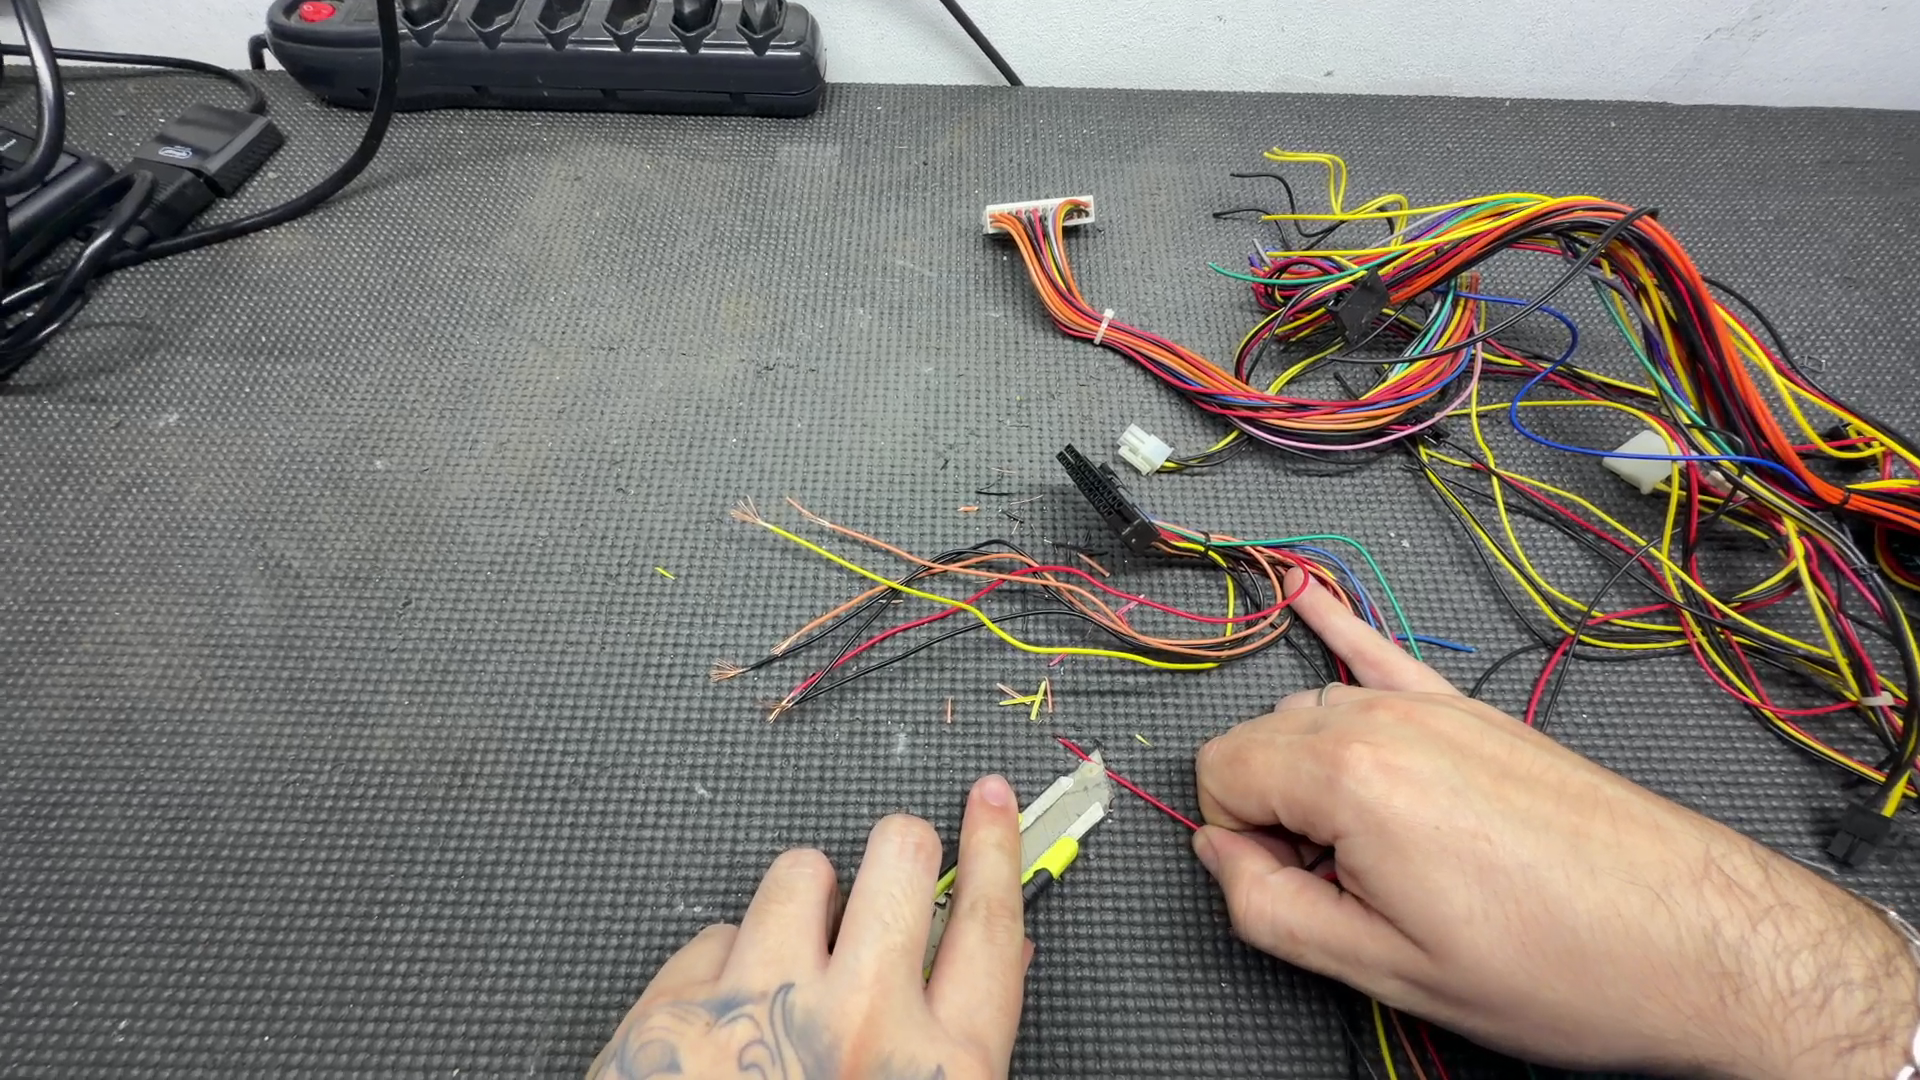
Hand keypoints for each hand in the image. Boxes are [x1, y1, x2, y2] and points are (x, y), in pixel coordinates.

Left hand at [588, 775, 1030, 1079]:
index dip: (994, 844)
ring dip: (803, 904)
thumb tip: (1000, 952)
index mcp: (938, 1075)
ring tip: (792, 968)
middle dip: (900, 849)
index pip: (989, 921)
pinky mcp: (673, 1014)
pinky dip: (726, 965)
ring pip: (802, 868)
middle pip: (901, 853)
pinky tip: (722, 1026)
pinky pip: (718, 930)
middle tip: (884, 879)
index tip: (989, 798)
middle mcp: (857, 1026)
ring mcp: (761, 1007)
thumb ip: (965, 1039)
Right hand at [1193, 571, 1918, 1079]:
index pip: (1217, 772)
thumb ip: (1265, 908)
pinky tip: (1302, 597)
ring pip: (1299, 711)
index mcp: (1344, 775)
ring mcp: (1418, 702)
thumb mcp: (1385, 969)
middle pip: (1251, 739)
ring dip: (1301, 768)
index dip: (1239, 839)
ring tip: (1367, 838)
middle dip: (1266, 805)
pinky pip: (1371, 646)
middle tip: (1334, 875)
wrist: (1707, 946)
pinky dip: (1331, 623)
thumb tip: (1219, 854)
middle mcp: (1374, 718)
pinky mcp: (1457, 705)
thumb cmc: (1557, 963)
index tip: (1292, 882)